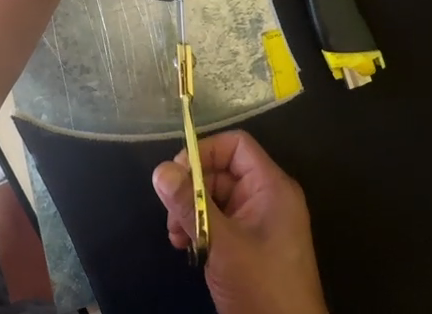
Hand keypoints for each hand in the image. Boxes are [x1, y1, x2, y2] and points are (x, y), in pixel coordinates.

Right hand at [152, 130, 328, 313]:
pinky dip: (200, 229)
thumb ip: (190, 205)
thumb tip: (160, 170)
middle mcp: (267, 198)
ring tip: (176, 237)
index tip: (177, 174)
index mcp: (271, 187)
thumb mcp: (221, 243)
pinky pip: (220, 221)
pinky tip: (186, 248)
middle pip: (221, 171)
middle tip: (171, 215)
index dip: (205, 152)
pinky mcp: (249, 245)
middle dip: (191, 189)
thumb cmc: (262, 286)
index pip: (236, 146)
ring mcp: (259, 222)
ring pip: (216, 198)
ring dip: (191, 212)